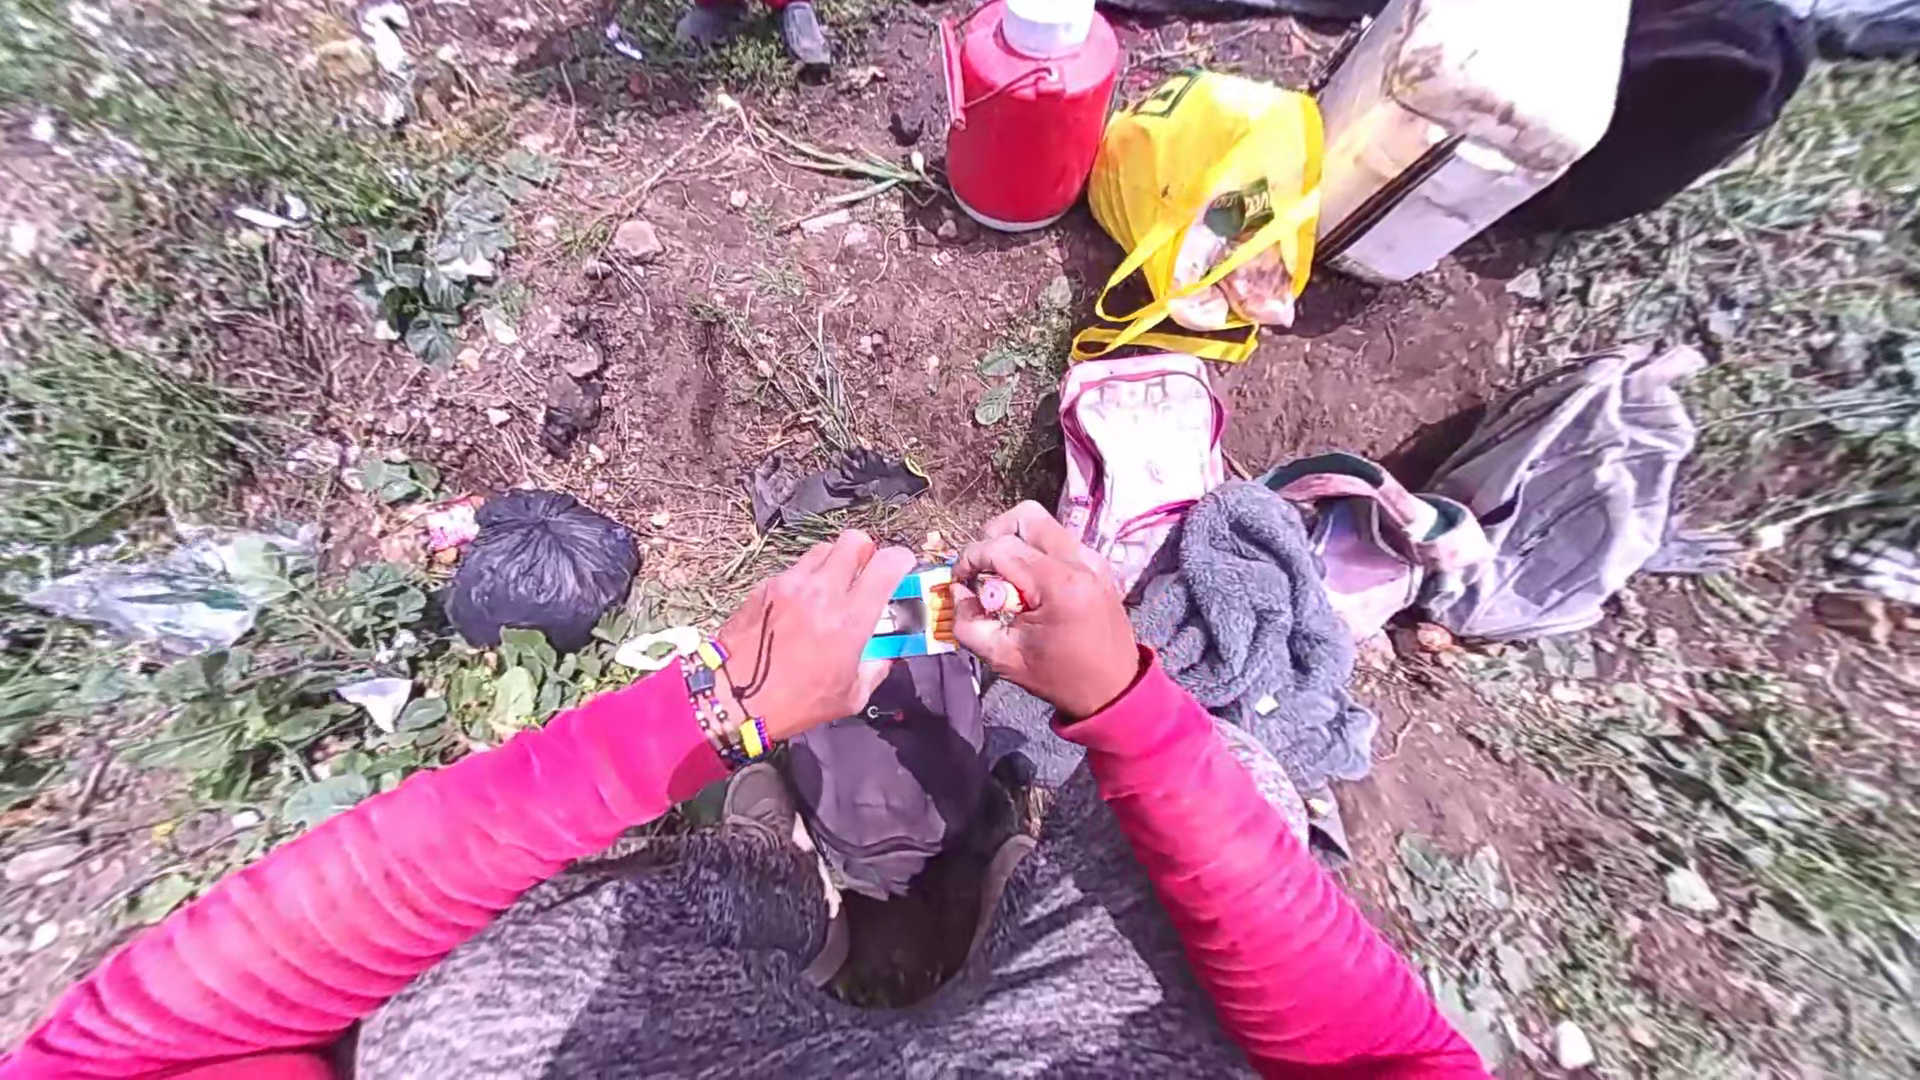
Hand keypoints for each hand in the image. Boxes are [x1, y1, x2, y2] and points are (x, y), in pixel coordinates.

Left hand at [715, 530, 914, 740]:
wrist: (732, 699)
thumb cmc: (795, 703)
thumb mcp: (851, 697)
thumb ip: (876, 668)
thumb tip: (887, 652)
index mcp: (850, 620)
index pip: (886, 565)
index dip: (902, 559)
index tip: (903, 567)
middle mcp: (823, 592)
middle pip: (854, 541)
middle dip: (867, 551)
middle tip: (865, 571)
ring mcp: (791, 584)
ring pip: (824, 549)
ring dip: (836, 561)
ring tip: (833, 585)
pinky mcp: (766, 586)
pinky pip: (796, 569)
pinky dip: (807, 578)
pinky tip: (801, 604)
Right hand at [951, 503, 1141, 718]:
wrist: (1114, 689)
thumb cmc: (1060, 677)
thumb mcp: (1003, 658)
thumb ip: (968, 622)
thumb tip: (959, 590)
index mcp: (1059, 584)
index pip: (1000, 547)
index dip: (970, 559)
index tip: (961, 581)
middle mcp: (1079, 561)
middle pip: (1025, 517)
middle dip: (993, 536)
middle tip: (984, 570)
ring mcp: (1092, 558)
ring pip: (1042, 523)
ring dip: (1015, 541)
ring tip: (1006, 578)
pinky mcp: (1097, 563)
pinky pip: (1057, 539)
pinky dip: (1035, 551)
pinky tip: (1029, 584)